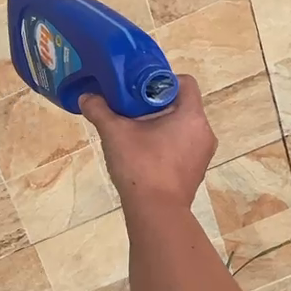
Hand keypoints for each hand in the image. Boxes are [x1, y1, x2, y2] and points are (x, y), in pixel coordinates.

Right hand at [80, 74, 216, 214]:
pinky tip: (142, 149)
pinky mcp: (195, 167)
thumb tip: (86, 96)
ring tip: (132, 129)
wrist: (156, 210)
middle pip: (180, 103)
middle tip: (128, 107)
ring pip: (180, 124)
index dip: (160, 80)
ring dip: (158, 122)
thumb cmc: (141, 165)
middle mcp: (204, 130)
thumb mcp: (114, 132)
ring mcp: (202, 152)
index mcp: (191, 116)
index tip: (136, 89)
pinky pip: (181, 142)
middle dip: (153, 103)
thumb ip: (99, 109)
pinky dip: (164, 140)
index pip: (185, 82)